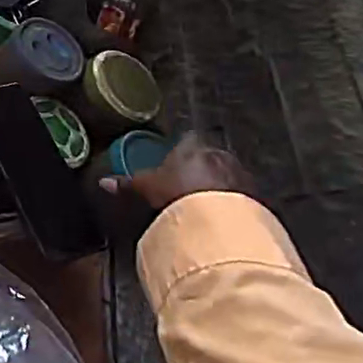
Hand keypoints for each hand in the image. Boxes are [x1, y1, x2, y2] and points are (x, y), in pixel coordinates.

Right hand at [99, 132, 252, 211]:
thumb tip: (103, 182)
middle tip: (188, 180)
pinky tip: (223, 214)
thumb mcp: (147, 188)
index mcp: (192, 147)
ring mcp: (242, 177)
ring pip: (228, 175)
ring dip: (220, 184)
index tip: (174, 157)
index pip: (187, 139)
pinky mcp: (258, 200)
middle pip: (209, 156)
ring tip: (206, 200)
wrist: (221, 224)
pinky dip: (234, 202)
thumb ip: (128, 183)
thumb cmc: (178, 194)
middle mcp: (219, 156)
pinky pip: (243, 196)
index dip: (181, 147)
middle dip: (202, 165)